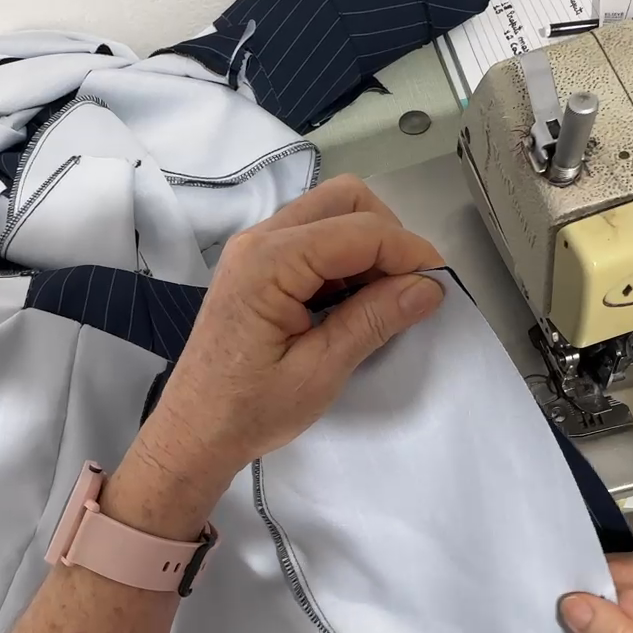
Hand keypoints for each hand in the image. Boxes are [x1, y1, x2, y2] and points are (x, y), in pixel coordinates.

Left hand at [124, 175, 445, 502]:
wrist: (194, 431)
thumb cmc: (250, 411)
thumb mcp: (319, 372)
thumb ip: (372, 321)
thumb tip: (428, 287)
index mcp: (270, 263)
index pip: (359, 230)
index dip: (408, 252)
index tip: (438, 287)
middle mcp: (259, 240)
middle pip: (344, 201)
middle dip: (388, 235)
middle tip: (408, 288)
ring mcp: (253, 250)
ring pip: (329, 214)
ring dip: (367, 246)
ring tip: (383, 300)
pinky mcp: (255, 267)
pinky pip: (311, 240)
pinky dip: (343, 260)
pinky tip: (353, 302)